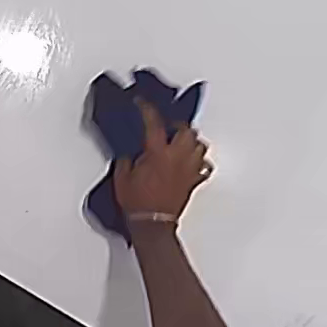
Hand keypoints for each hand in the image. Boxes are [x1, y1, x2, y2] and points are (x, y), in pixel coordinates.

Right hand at [113, 99, 211, 228]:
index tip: (142, 103)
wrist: (152, 224)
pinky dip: (200, 161)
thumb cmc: (138, 202)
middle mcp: (177, 158)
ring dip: (191, 140)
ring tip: (181, 140)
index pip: (154, 123)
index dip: (147, 109)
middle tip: (167, 124)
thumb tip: (130, 154)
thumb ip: (127, 159)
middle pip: (186, 131)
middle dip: (177, 125)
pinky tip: (192, 161)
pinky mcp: (194, 182)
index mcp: (157, 153)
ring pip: (199, 146)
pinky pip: (204, 167)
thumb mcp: (122, 176)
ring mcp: (188, 170)